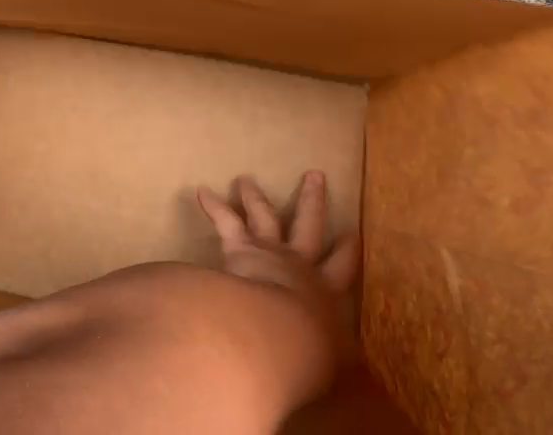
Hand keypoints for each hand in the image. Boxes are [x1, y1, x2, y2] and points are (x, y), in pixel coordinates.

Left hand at [197, 172, 359, 348]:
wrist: (281, 333)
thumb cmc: (308, 354)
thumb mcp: (328, 362)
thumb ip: (332, 364)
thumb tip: (341, 378)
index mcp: (325, 294)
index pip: (341, 270)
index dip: (347, 252)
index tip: (352, 233)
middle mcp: (300, 265)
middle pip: (309, 225)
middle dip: (313, 201)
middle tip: (315, 175)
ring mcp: (270, 251)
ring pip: (264, 214)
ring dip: (255, 195)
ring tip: (245, 178)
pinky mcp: (242, 248)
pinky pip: (226, 221)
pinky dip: (213, 205)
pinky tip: (200, 190)